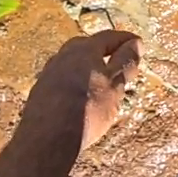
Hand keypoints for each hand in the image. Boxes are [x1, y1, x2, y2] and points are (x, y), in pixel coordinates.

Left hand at [24, 31, 140, 150]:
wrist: (47, 139)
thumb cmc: (88, 108)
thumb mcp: (115, 85)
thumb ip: (126, 62)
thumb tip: (135, 43)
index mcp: (84, 49)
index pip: (109, 37)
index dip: (125, 40)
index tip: (138, 45)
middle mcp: (63, 56)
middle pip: (87, 47)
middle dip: (104, 52)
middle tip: (119, 61)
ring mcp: (48, 74)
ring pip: (73, 64)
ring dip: (89, 69)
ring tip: (102, 83)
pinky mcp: (39, 93)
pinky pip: (63, 81)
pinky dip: (76, 83)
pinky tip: (81, 98)